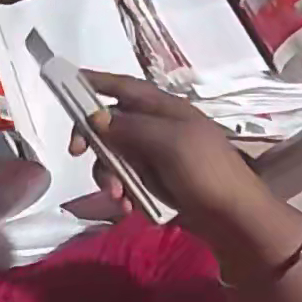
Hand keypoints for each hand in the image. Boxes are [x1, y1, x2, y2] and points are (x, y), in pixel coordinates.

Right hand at [68, 72, 301, 271]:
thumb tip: (95, 117)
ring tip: (117, 195)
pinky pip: (125, 179)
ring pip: (114, 155)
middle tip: (77, 154)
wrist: (235, 219)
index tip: (66, 83)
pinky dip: (120, 191)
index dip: (95, 82)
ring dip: (107, 173)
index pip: (123, 87)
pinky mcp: (156, 181)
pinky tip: (126, 206)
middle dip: (93, 140)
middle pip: (110, 123)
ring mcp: (156, 155)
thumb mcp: (168, 142)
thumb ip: (129, 127)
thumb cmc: (205, 172)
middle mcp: (157, 127)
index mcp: (163, 109)